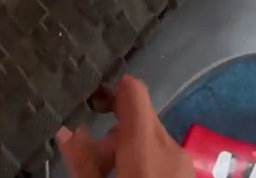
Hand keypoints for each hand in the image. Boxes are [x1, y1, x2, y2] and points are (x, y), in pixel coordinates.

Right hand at [55, 76, 191, 177]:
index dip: (111, 87)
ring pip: (150, 138)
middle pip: (138, 116)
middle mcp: (170, 146)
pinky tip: (127, 175)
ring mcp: (185, 164)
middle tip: (89, 149)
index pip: (133, 89)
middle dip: (112, 127)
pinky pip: (162, 156)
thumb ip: (82, 159)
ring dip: (126, 146)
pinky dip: (144, 160)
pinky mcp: (190, 177)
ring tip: (106, 169)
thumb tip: (65, 132)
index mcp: (147, 142)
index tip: (91, 99)